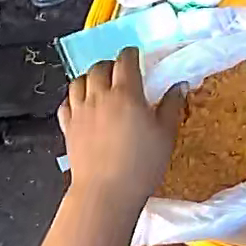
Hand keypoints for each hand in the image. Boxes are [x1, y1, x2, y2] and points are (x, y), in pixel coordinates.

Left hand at [58, 47, 186, 209]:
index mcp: (126, 94)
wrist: (106, 191)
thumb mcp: (166, 135)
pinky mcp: (68, 127)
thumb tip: (178, 85)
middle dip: (110, 64)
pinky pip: (67, 103)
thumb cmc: (142, 164)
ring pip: (79, 81)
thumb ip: (172, 106)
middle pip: (100, 68)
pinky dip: (75, 98)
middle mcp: (99, 96)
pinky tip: (83, 105)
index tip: (136, 55)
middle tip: (120, 71)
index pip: (125, 61)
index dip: (131, 54)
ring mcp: (80, 111)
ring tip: (100, 84)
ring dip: (90, 78)